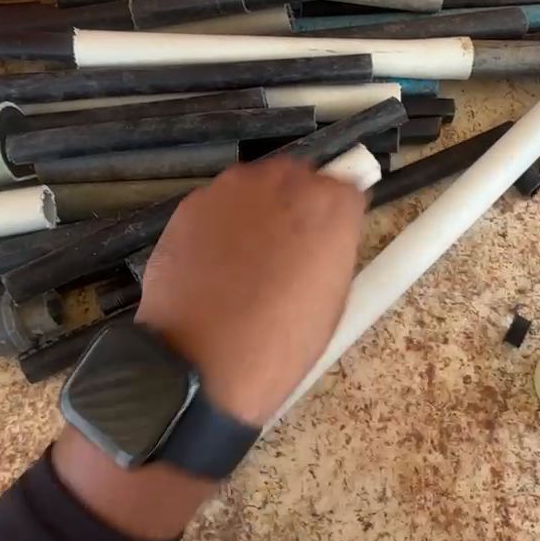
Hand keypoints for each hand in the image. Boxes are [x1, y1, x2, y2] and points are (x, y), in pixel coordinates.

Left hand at [52, 157, 365, 540]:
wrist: (202, 364)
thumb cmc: (280, 343)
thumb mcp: (333, 298)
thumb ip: (333, 249)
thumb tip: (325, 235)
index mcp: (331, 205)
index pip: (348, 188)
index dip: (337, 218)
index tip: (329, 241)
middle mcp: (283, 181)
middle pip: (300, 176)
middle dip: (298, 205)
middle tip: (290, 250)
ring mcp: (232, 188)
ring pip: (256, 186)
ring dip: (259, 210)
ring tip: (249, 259)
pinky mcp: (191, 203)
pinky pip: (218, 206)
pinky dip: (222, 225)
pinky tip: (216, 264)